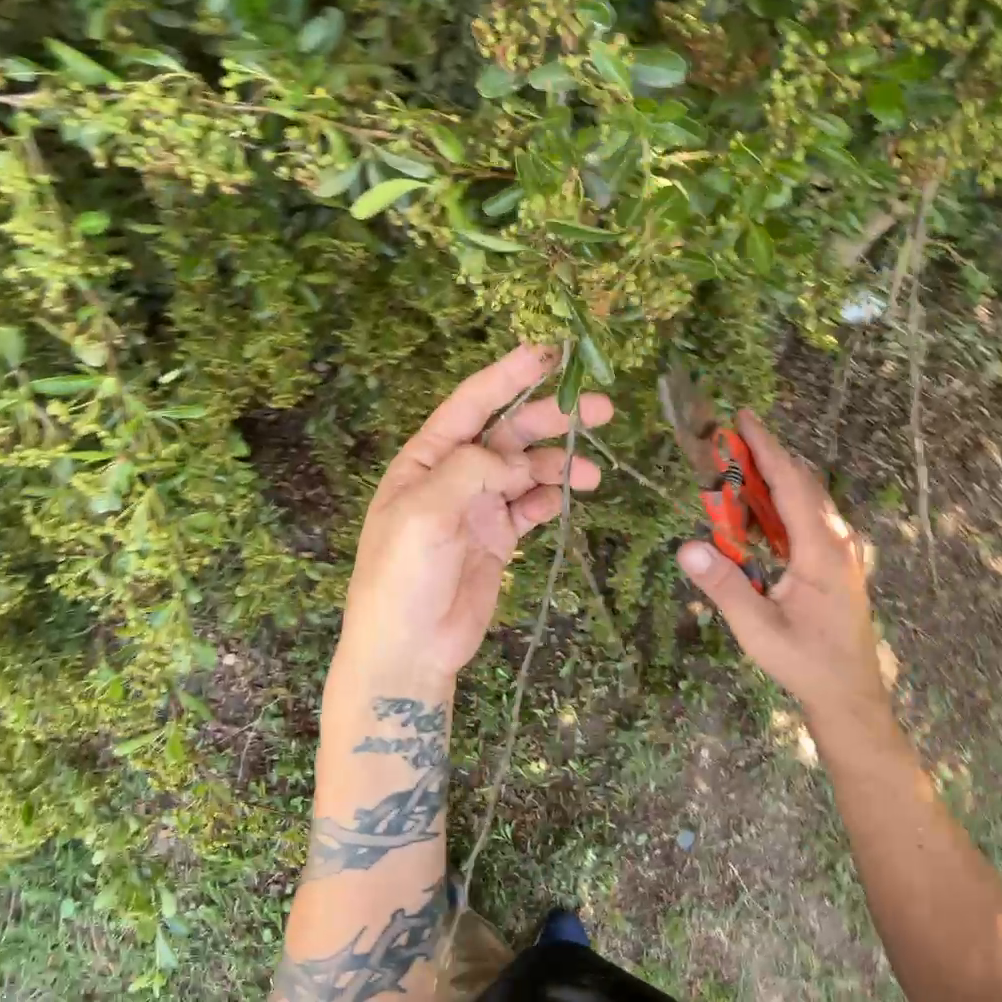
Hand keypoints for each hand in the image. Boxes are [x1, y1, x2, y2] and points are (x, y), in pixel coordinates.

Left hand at [341, 344, 613, 680]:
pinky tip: (570, 496)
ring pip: (526, 469)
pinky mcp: (499, 537)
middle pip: (509, 432)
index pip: (472, 403)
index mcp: (426, 458)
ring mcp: (479, 506)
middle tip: (600, 409)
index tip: (549, 353)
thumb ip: (470, 471)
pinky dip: (552, 497)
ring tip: (594, 472)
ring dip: (560, 463)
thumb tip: (517, 460)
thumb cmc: (401, 576)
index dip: (509, 376)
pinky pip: (532, 506)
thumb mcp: (423, 513)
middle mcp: (454, 474)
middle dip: (552, 418)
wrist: (409, 648)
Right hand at [675, 411, 890, 735]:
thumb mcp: (758, 629)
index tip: (743, 417)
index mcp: (822, 550)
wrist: (850, 694)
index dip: (766, 448)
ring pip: (810, 498)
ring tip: (741, 460)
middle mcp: (837, 541)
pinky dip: (784, 498)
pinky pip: (811, 516)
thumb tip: (685, 548)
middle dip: (768, 453)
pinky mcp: (838, 563)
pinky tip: (762, 505)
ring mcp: (842, 551)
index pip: (791, 484)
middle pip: (802, 482)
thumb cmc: (805, 662)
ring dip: (776, 475)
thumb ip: (725, 587)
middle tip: (731, 433)